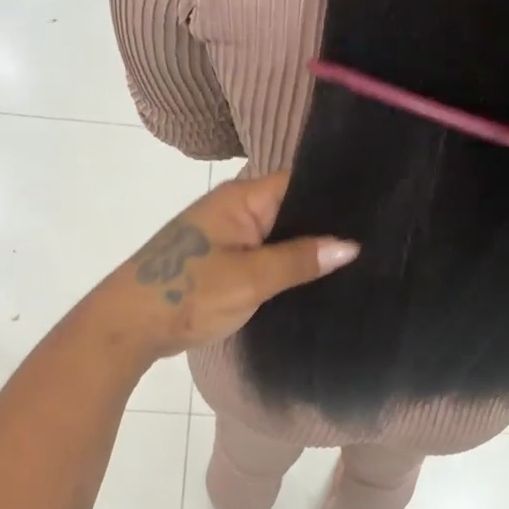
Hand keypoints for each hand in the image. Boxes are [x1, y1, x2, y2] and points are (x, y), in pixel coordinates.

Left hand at [84, 172, 359, 360]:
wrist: (129, 326)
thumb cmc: (188, 294)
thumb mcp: (250, 279)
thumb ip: (299, 260)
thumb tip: (350, 245)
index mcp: (241, 199)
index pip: (300, 182)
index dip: (337, 196)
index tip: (378, 212)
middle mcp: (234, 209)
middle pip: (292, 209)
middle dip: (327, 227)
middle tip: (377, 243)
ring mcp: (226, 237)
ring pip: (278, 236)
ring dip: (307, 250)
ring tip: (358, 263)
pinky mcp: (222, 263)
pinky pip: (264, 257)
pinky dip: (285, 267)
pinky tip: (314, 282)